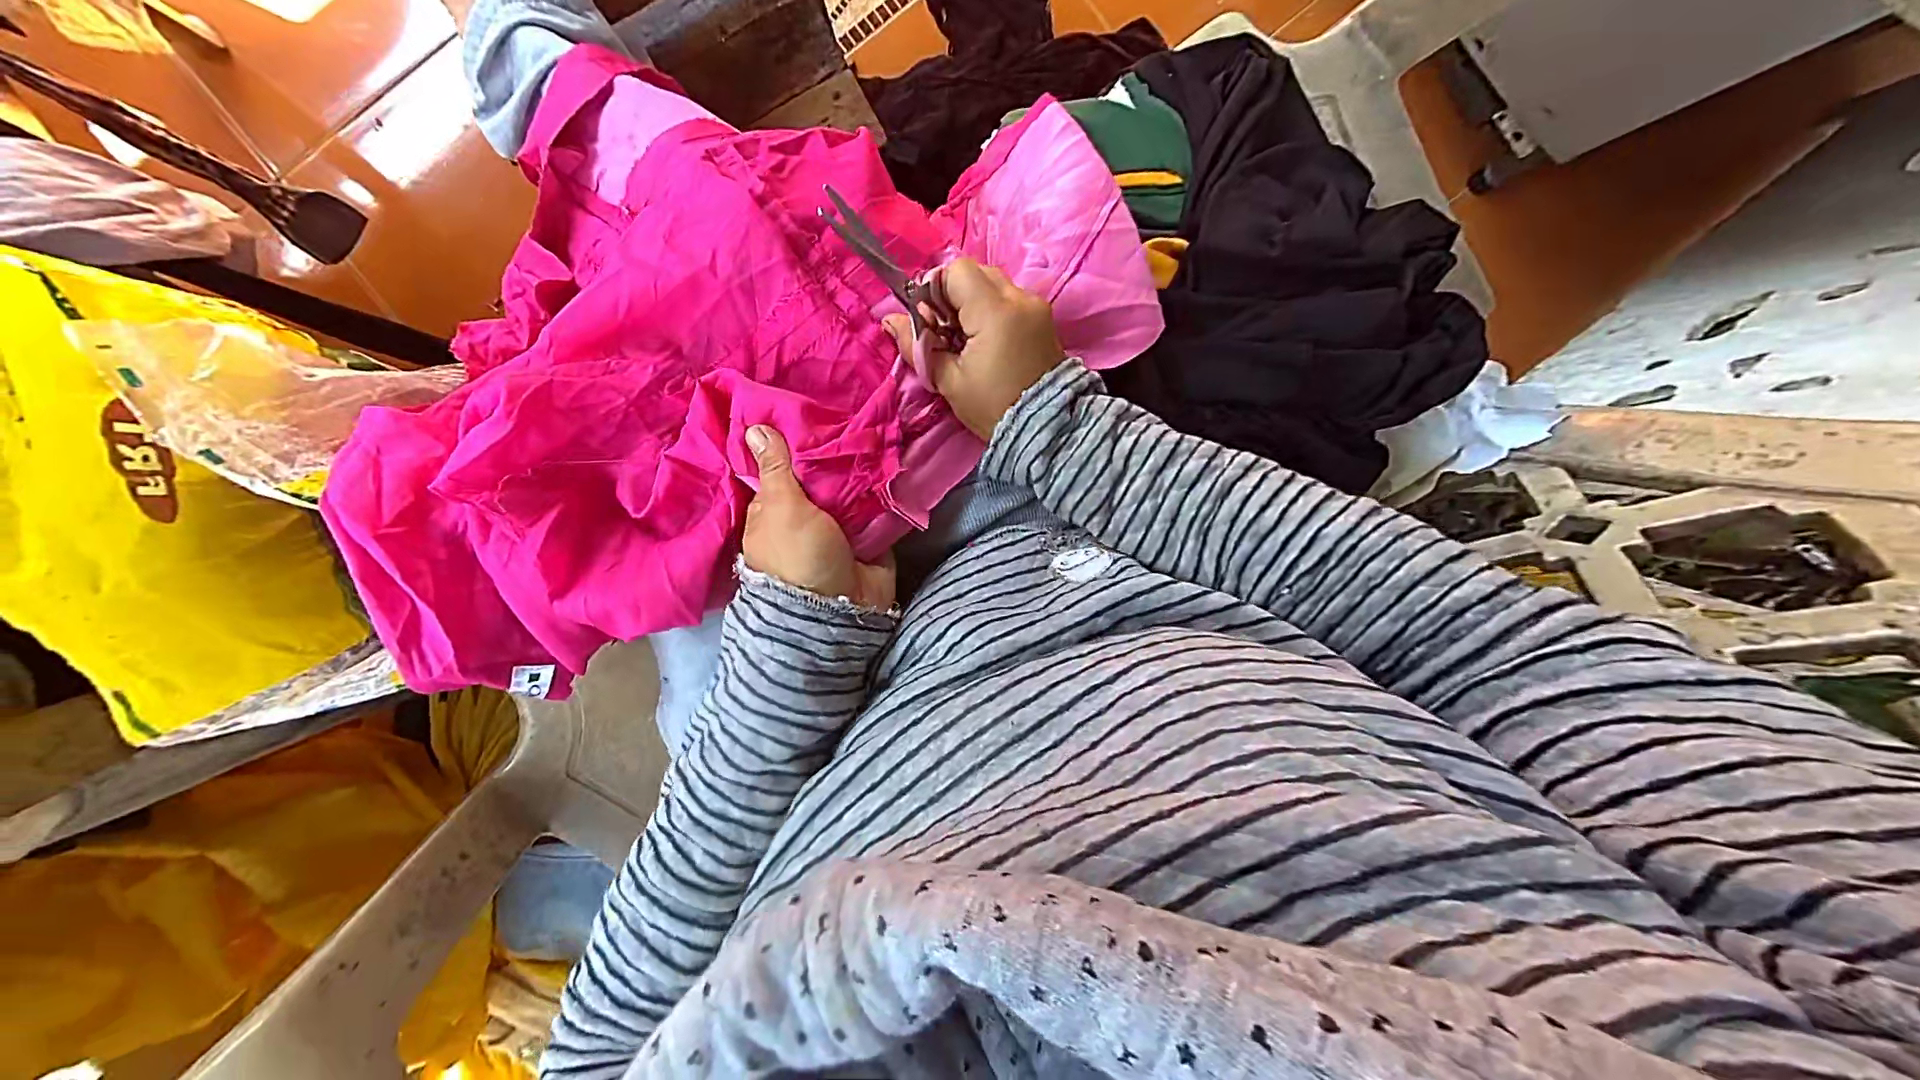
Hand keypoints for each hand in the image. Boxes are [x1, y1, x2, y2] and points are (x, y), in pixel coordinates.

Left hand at [740, 424, 895, 608]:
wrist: (839, 608)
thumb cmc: (799, 555)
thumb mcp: (781, 506)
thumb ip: (775, 467)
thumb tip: (753, 427)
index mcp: (772, 514)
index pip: (781, 472)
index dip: (793, 446)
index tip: (810, 413)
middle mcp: (803, 520)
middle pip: (819, 479)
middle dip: (833, 456)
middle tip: (850, 417)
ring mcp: (837, 530)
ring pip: (849, 491)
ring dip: (861, 471)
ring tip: (875, 431)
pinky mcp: (868, 539)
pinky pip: (876, 508)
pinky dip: (883, 492)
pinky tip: (892, 461)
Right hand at [886, 257, 1064, 440]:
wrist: (1047, 429)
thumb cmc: (993, 408)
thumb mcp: (950, 381)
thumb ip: (918, 345)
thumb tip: (890, 320)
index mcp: (995, 311)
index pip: (956, 271)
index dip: (935, 290)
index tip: (930, 321)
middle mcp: (1020, 299)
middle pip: (977, 272)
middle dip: (954, 295)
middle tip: (947, 332)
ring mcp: (1037, 307)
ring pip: (995, 284)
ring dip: (975, 303)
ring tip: (968, 340)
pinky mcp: (1045, 319)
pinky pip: (1011, 300)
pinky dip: (994, 311)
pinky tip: (989, 343)